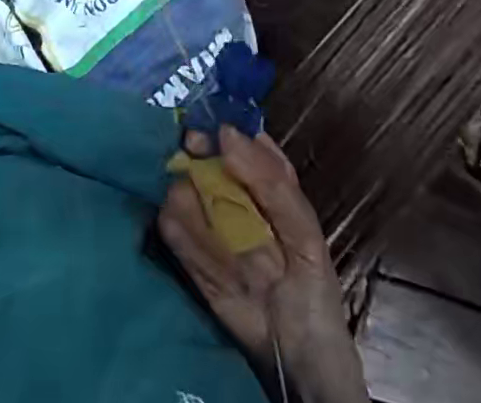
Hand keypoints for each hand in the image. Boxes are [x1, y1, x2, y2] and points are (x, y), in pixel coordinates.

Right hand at [159, 127, 366, 402]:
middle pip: (200, 157)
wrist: (294, 352)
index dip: (220, 128)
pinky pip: (170, 227)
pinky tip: (217, 265)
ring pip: (180, 190)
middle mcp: (227, 190)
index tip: (208, 129)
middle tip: (193, 161)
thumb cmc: (310, 283)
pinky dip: (185, 238)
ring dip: (195, 209)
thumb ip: (269, 180)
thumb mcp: (302, 230)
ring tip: (231, 249)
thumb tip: (225, 132)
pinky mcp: (184, 246)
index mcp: (262, 178)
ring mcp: (203, 218)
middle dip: (195, 159)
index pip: (237, 139)